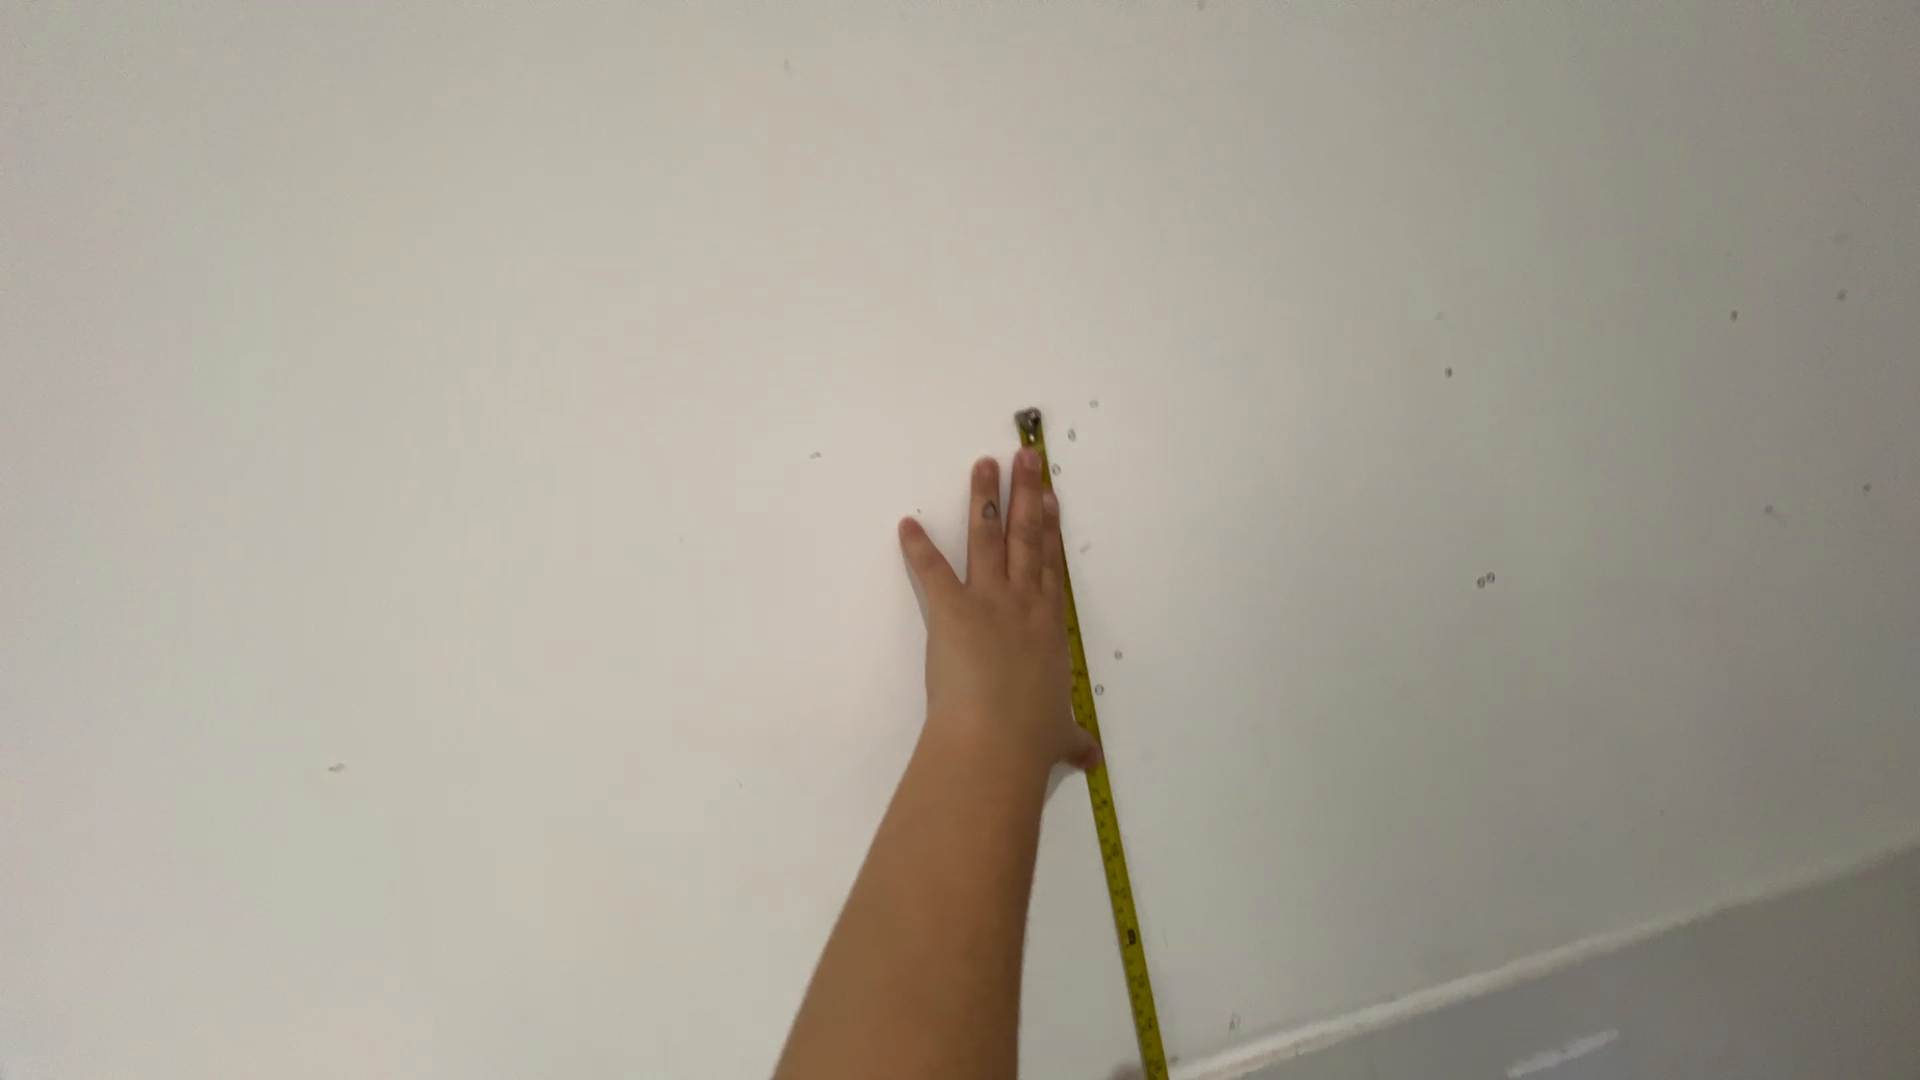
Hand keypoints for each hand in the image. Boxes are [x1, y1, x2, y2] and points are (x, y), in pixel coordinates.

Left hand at [897, 447, 1102, 778]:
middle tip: (1025, 456)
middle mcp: (1022, 602)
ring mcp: (988, 601)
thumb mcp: (1057, 735)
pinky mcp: (950, 609)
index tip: (1049, 497)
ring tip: (983, 464)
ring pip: (988, 539)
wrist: (997, 739)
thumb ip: (1071, 740)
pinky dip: (917, 547)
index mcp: (1048, 625)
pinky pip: (932, 571)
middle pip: (1025, 536)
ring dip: (984, 499)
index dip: (1050, 528)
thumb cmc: (1031, 736)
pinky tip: (907, 523)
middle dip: (1026, 492)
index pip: (1050, 565)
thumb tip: (1090, 758)